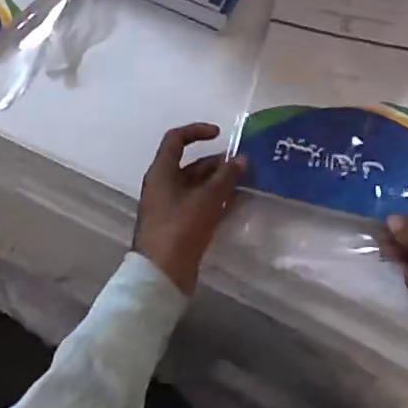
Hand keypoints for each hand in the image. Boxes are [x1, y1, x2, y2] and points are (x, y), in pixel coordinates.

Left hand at [132, 123, 245, 294]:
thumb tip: (241, 159)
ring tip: (245, 183)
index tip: (220, 134)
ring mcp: (170, 207)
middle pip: (191, 165)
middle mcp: (163, 186)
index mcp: (162, 173)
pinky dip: (216, 202)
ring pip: (197, 187)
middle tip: (243, 166)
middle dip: (217, 163)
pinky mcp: (178, 226)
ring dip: (219, 183)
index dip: (197, 131)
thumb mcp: (206, 200)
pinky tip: (236, 204)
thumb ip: (226, 178)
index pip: (176, 140)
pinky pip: (199, 205)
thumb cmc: (180, 229)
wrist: (161, 275)